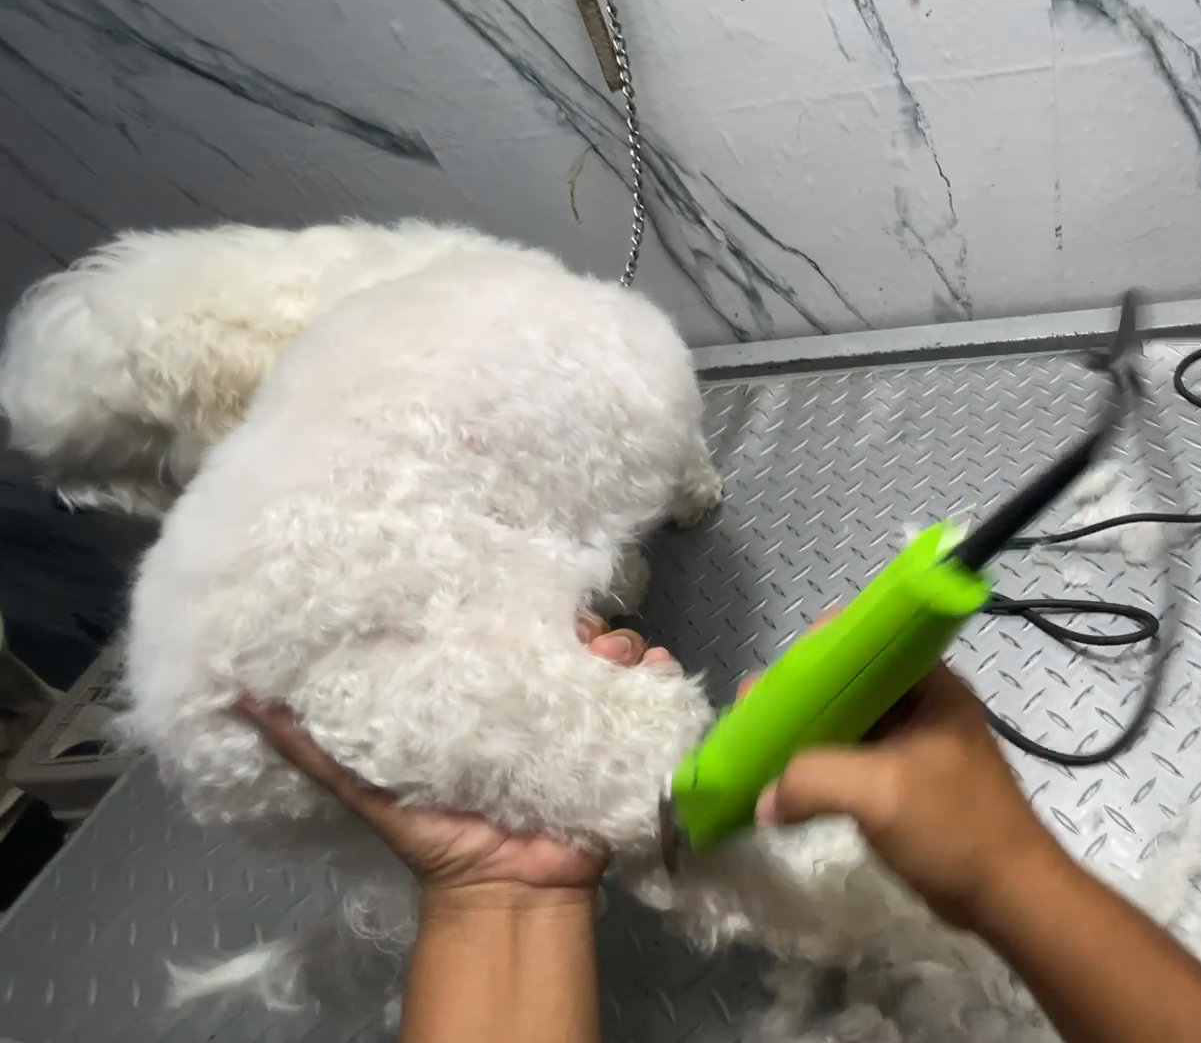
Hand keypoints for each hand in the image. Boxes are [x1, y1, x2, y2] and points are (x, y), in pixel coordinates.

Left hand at [236, 611, 679, 905]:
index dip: (531, 614)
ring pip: (622, 658)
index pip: (522, 636)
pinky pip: (654, 694)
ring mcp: (595, 717)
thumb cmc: (440, 833)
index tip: (535, 611)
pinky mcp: (628, 739)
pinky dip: (660, 674)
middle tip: (584, 638)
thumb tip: (241, 697)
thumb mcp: (367, 787)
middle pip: (580, 640)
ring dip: (625, 647)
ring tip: (616, 658)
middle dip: (588, 629)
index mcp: (498, 697)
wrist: (507, 888)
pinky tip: (654, 670)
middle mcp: (551, 697)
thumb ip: (317, 748)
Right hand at [752, 658, 1064, 930]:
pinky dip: (822, 766)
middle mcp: (921, 704)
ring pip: (850, 723)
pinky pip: (854, 760)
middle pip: (852, 682)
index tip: (780, 672)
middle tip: (754, 706)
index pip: (870, 643)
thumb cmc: (955, 826)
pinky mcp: (905, 780)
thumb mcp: (881, 791)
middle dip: (803, 694)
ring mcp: (914, 743)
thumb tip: (763, 798)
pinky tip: (786, 781)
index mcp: (929, 684)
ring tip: (758, 741)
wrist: (1008, 893)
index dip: (822, 649)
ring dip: (808, 732)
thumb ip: (815, 780)